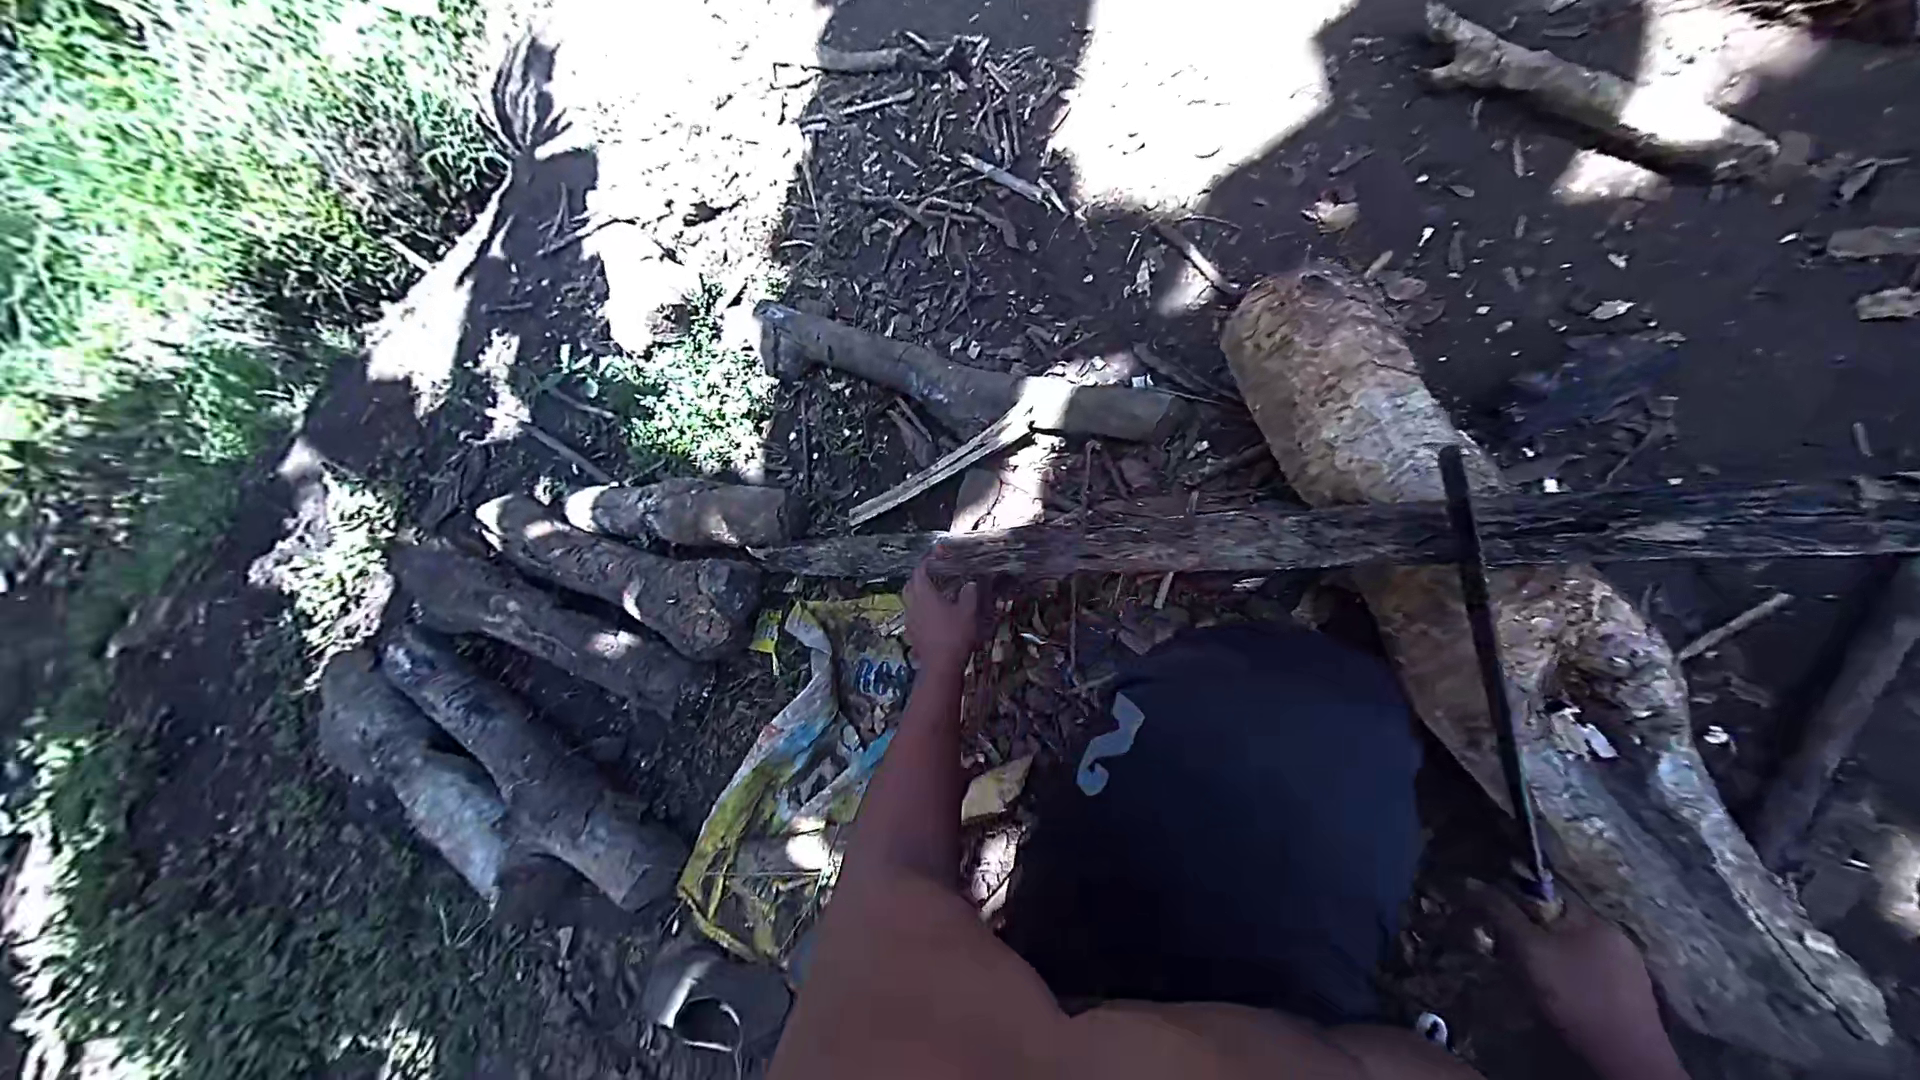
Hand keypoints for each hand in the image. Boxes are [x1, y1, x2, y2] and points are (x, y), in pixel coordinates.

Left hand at [904, 555, 982, 674]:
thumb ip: (969, 594)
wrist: (941, 666)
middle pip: (911, 583)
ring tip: (934, 592)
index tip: (937, 555)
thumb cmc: (954, 635)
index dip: (928, 561)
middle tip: (934, 572)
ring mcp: (910, 619)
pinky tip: (933, 613)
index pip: (920, 571)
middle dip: (920, 575)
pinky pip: (913, 614)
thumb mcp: (968, 612)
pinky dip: (921, 608)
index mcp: (924, 594)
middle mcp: (912, 604)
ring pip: (910, 599)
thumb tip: (970, 584)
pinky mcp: (911, 633)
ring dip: (919, 592)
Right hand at [1482, 887, 1686, 1079]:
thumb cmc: (1573, 995)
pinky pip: (1583, 970)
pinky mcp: (1628, 997)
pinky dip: (1562, 973)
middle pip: (1555, 921)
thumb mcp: (1526, 947)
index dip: (1512, 900)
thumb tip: (1471, 881)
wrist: (1626, 1063)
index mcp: (1595, 921)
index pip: (1543, 893)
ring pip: (1568, 947)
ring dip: (1541, 953)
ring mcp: (1626, 970)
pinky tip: (1551, 990)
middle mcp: (1615, 939)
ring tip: (1523, 971)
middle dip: (1525, 930)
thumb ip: (1499, 910)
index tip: (1490, 915)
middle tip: (1502, 947)